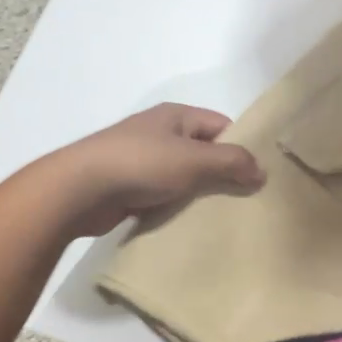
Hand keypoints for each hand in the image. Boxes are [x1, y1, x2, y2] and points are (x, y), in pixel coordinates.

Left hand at [37, 103, 265, 235]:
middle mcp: (159, 133)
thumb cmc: (140, 164)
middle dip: (222, 175)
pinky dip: (175, 207)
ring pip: (183, 176)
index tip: (258, 177)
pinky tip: (187, 225)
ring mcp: (142, 160)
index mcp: (175, 116)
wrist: (80, 190)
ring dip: (198, 194)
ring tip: (221, 217)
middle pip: (203, 152)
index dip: (240, 147)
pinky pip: (163, 195)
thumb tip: (262, 170)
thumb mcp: (193, 160)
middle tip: (246, 202)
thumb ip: (230, 163)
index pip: (220, 126)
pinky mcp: (129, 187)